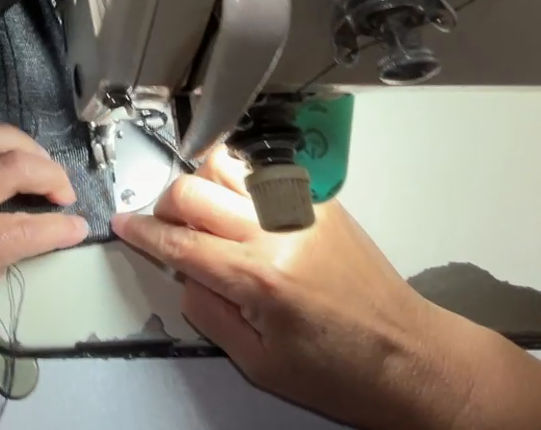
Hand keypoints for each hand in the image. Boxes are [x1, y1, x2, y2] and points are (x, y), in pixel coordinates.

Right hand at [114, 155, 540, 429]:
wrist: (417, 359)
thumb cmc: (342, 374)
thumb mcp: (261, 366)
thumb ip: (209, 315)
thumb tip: (182, 272)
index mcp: (258, 280)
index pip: (179, 242)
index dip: (142, 231)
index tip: (123, 223)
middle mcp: (274, 233)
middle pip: (191, 190)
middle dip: (164, 204)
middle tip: (165, 224)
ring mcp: (298, 209)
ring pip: (225, 165)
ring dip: (200, 181)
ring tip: (200, 207)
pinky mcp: (318, 201)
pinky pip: (262, 174)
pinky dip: (237, 183)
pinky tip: (239, 208)